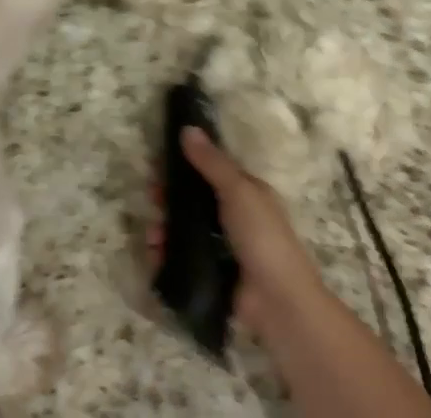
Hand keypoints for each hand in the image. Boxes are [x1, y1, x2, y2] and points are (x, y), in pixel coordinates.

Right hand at [150, 127, 326, 338]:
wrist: (278, 301)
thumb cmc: (262, 237)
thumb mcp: (239, 192)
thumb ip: (212, 163)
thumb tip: (187, 128)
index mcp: (246, 194)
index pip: (209, 172)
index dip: (184, 166)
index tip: (159, 165)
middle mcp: (233, 218)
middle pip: (192, 201)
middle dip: (168, 199)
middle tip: (153, 199)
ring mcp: (221, 248)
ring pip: (183, 230)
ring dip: (163, 228)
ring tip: (154, 236)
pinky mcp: (210, 273)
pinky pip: (181, 258)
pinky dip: (165, 255)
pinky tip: (156, 255)